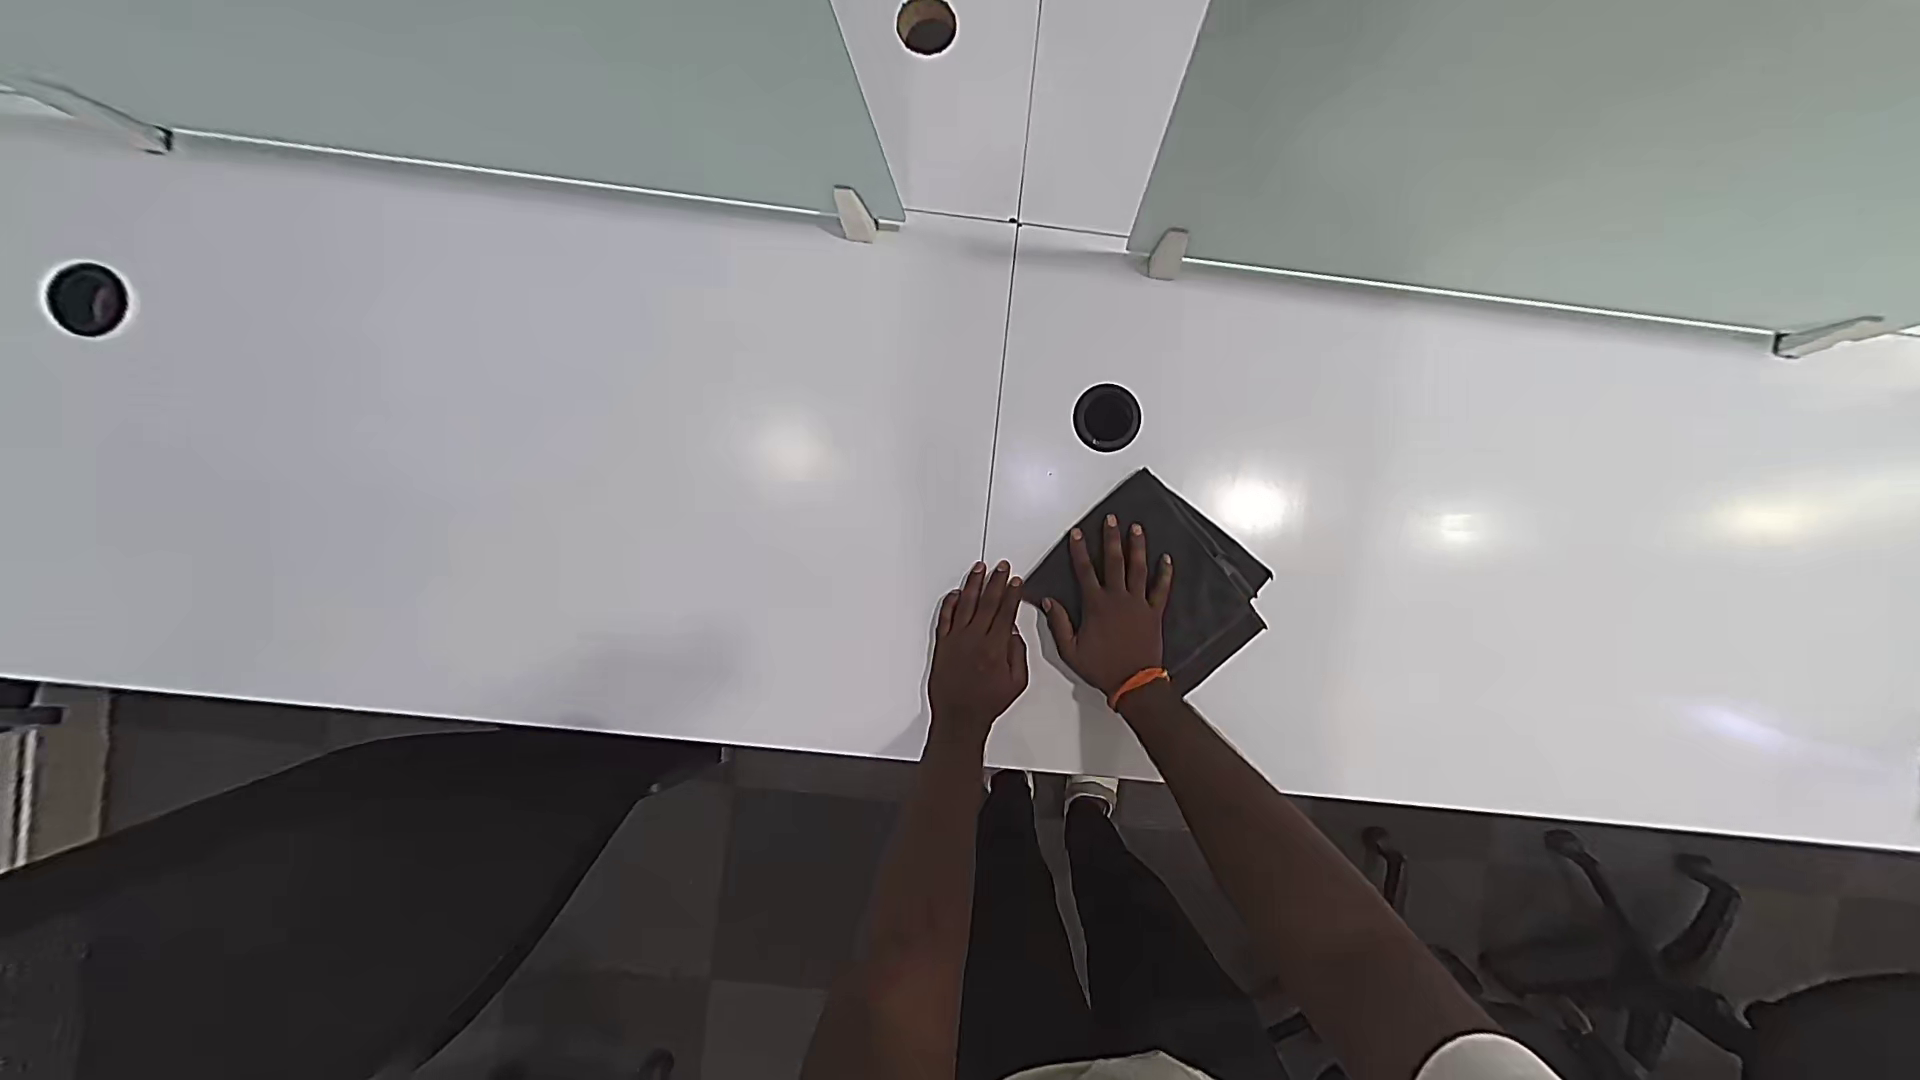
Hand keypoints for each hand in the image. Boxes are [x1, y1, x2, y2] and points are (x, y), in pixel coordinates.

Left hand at [927, 560, 1028, 743]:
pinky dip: (951, 602)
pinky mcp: (943, 644)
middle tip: (1002, 567)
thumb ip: (1018, 654)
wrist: (959, 717)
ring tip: (979, 569)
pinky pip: (946, 617)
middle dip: (997, 581)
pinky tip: (957, 592)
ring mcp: (957, 639)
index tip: (1016, 581)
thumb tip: (1014, 633)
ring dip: (974, 584)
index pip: (1006, 611)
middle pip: (988, 602)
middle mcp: (975, 639)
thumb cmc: (986, 703)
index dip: (1012, 593)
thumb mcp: (1017, 682)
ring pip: (966, 603)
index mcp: (995, 647)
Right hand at [1041, 515, 1172, 697]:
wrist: (1134, 683)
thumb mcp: (1070, 649)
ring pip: (1138, 568)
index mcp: (1096, 606)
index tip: (1078, 534)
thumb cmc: (1102, 668)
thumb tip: (1050, 603)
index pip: (1085, 570)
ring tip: (1136, 529)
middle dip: (1111, 538)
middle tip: (1111, 519)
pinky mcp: (1154, 613)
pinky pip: (1161, 589)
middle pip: (1114, 561)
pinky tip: (1166, 559)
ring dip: (1137, 547)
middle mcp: (1118, 599)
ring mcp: (1138, 604)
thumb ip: (1059, 623)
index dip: (1080, 550)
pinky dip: (1165, 573)